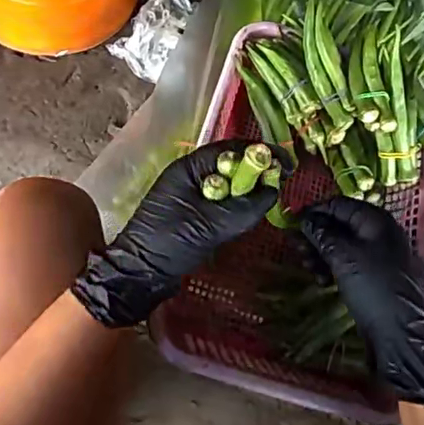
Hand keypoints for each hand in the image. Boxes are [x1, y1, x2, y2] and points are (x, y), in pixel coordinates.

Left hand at [72, 139, 288, 327]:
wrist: (136, 275)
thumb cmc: (169, 243)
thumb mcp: (212, 226)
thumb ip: (245, 207)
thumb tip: (273, 191)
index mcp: (190, 167)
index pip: (233, 149)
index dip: (262, 154)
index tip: (286, 165)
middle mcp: (191, 173)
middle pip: (233, 162)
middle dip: (258, 170)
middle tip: (282, 181)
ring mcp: (191, 191)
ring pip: (229, 181)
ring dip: (249, 187)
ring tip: (270, 196)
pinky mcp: (194, 209)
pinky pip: (223, 197)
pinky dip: (238, 201)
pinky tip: (251, 209)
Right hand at [299, 197, 423, 405]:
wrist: (399, 332)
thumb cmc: (373, 287)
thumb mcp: (344, 257)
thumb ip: (323, 235)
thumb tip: (306, 221)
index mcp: (376, 220)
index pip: (340, 205)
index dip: (316, 211)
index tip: (292, 222)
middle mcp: (379, 232)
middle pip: (340, 225)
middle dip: (316, 235)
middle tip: (296, 248)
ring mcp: (378, 255)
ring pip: (342, 245)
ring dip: (321, 253)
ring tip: (307, 267)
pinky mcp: (374, 275)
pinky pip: (349, 263)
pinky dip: (333, 268)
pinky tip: (322, 282)